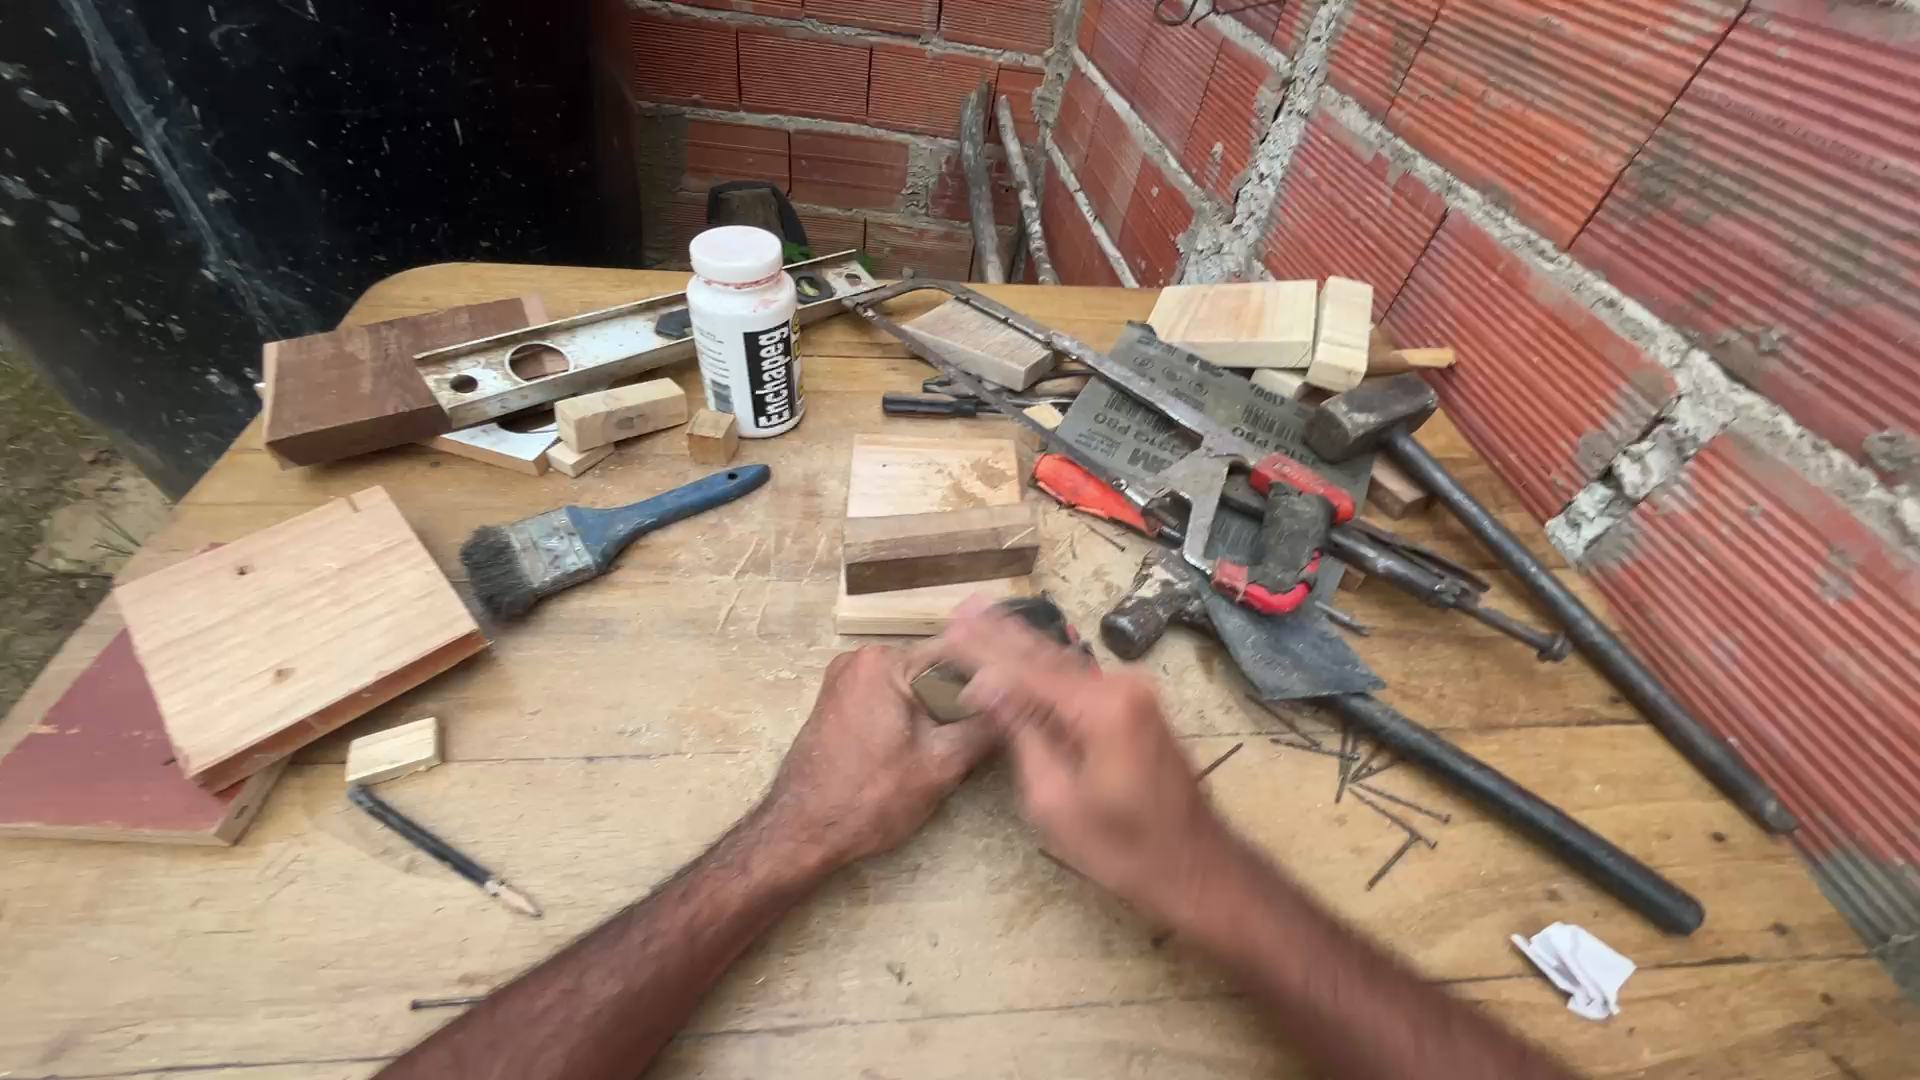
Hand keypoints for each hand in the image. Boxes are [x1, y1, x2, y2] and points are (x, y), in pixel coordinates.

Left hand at [761, 645, 996, 871]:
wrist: (801, 833)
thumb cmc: (870, 798)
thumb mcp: (941, 765)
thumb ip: (983, 726)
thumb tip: (1014, 702)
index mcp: (885, 661)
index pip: (955, 654)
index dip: (986, 680)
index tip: (1008, 704)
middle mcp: (861, 657)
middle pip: (932, 667)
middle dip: (958, 698)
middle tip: (985, 731)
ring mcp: (844, 677)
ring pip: (912, 684)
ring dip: (935, 709)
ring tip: (957, 742)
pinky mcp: (837, 700)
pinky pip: (888, 696)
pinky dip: (908, 715)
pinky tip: (923, 745)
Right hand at [924, 603, 1239, 926]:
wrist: (1198, 866)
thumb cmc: (1123, 849)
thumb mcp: (1056, 801)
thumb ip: (1022, 732)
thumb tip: (985, 684)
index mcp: (1100, 707)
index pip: (1025, 667)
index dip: (983, 649)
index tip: (948, 629)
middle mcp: (1119, 685)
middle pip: (1045, 653)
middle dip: (1000, 632)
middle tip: (962, 607)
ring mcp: (1132, 691)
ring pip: (1062, 661)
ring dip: (1020, 642)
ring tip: (981, 615)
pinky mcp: (1135, 703)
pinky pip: (1078, 677)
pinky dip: (1045, 665)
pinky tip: (1021, 649)